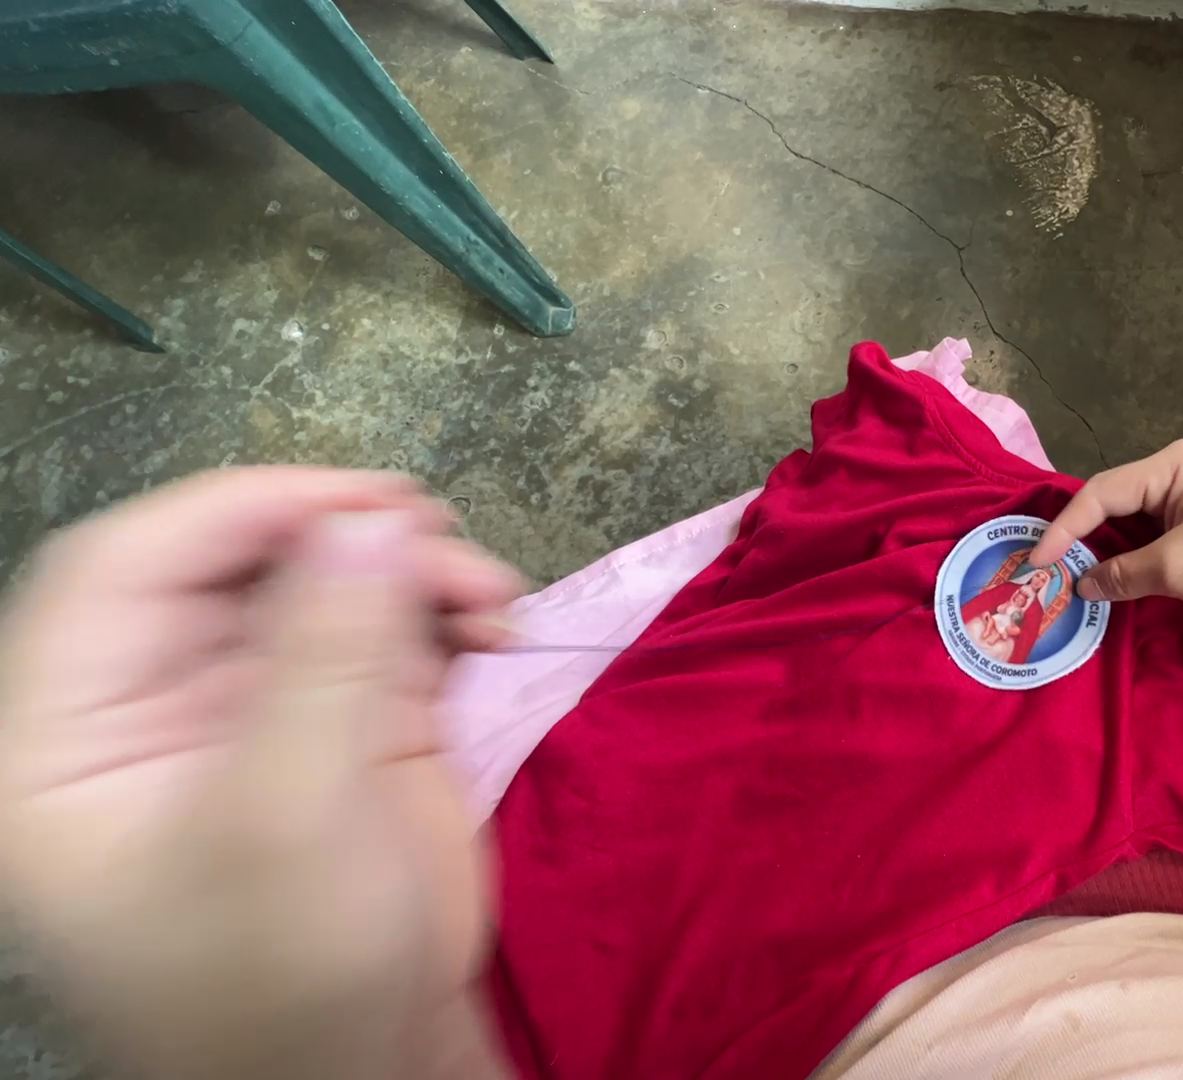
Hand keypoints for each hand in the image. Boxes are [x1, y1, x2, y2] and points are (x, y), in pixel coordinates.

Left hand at [0, 469, 522, 1079]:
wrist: (374, 1050)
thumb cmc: (288, 963)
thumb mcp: (290, 811)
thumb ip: (325, 659)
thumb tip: (373, 522)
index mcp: (90, 727)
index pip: (135, 567)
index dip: (247, 510)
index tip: (373, 500)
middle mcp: (184, 699)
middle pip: (261, 566)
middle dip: (364, 543)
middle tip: (452, 540)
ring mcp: (287, 706)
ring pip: (348, 589)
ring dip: (428, 576)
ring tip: (497, 603)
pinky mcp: (370, 720)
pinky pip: (410, 631)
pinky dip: (459, 616)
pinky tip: (500, 633)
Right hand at [1030, 440, 1182, 660]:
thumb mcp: (1179, 566)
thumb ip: (1122, 573)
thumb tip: (1082, 585)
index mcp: (1174, 465)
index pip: (1102, 492)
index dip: (1064, 528)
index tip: (1035, 563)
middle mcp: (1181, 481)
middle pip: (1114, 509)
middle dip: (1081, 542)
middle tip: (1044, 576)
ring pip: (1132, 534)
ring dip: (1105, 561)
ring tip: (1067, 588)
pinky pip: (1154, 554)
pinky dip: (1131, 573)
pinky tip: (1108, 593)